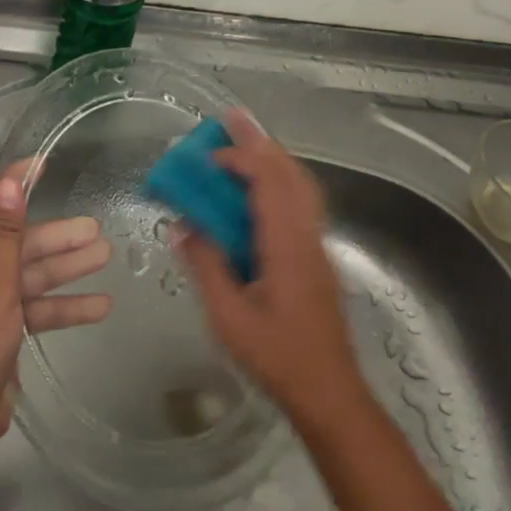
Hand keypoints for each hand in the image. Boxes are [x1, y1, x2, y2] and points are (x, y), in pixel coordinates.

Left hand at [0, 174, 112, 457]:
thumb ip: (6, 232)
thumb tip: (9, 180)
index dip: (15, 182)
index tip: (46, 164)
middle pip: (12, 239)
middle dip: (54, 236)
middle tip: (95, 227)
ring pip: (25, 272)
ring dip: (62, 267)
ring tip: (106, 254)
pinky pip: (28, 305)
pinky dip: (58, 305)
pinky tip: (99, 304)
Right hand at [175, 110, 357, 418]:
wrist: (329, 392)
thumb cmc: (277, 355)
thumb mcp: (228, 316)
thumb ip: (205, 265)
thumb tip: (182, 226)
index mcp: (285, 245)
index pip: (268, 182)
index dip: (240, 158)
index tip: (207, 155)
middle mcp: (307, 236)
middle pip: (291, 173)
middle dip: (261, 142)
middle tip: (232, 118)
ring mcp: (316, 247)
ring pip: (302, 186)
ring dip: (273, 159)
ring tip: (245, 142)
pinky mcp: (317, 259)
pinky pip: (301, 203)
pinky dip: (280, 181)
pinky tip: (259, 190)